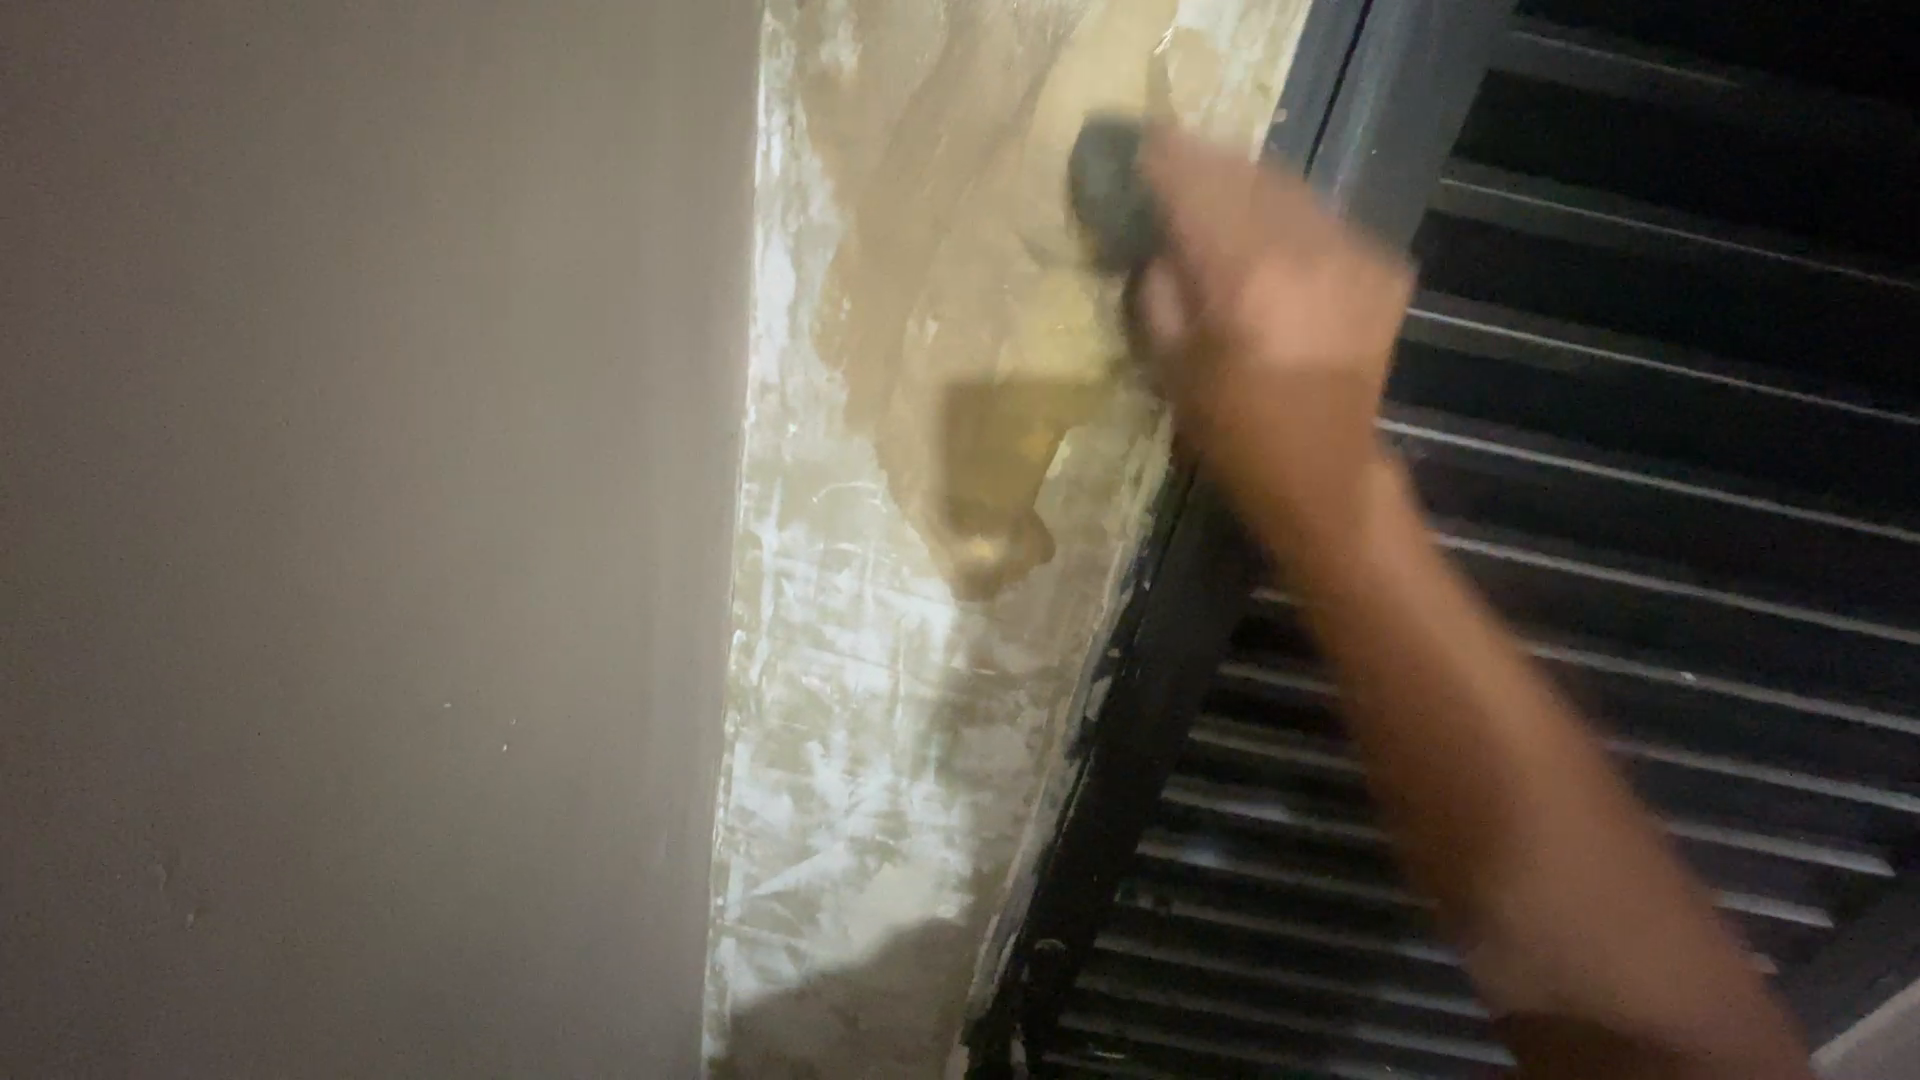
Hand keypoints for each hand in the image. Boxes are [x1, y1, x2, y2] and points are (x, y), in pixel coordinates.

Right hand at [1137, 126, 1414, 552]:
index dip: (1157, 159)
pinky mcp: (1381, 262)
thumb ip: (1158, 290)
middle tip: (1167, 170)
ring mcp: (1353, 249)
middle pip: (1242, 172)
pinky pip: (1321, 217)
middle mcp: (1304, 245)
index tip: (1131, 152)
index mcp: (1241, 274)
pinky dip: (1286, 219)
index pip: (1191, 182)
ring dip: (1244, 187)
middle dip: (1199, 165)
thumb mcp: (1170, 367)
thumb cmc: (1232, 431)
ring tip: (1215, 202)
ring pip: (1287, 186)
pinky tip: (1269, 247)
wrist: (1322, 470)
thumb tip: (1158, 242)